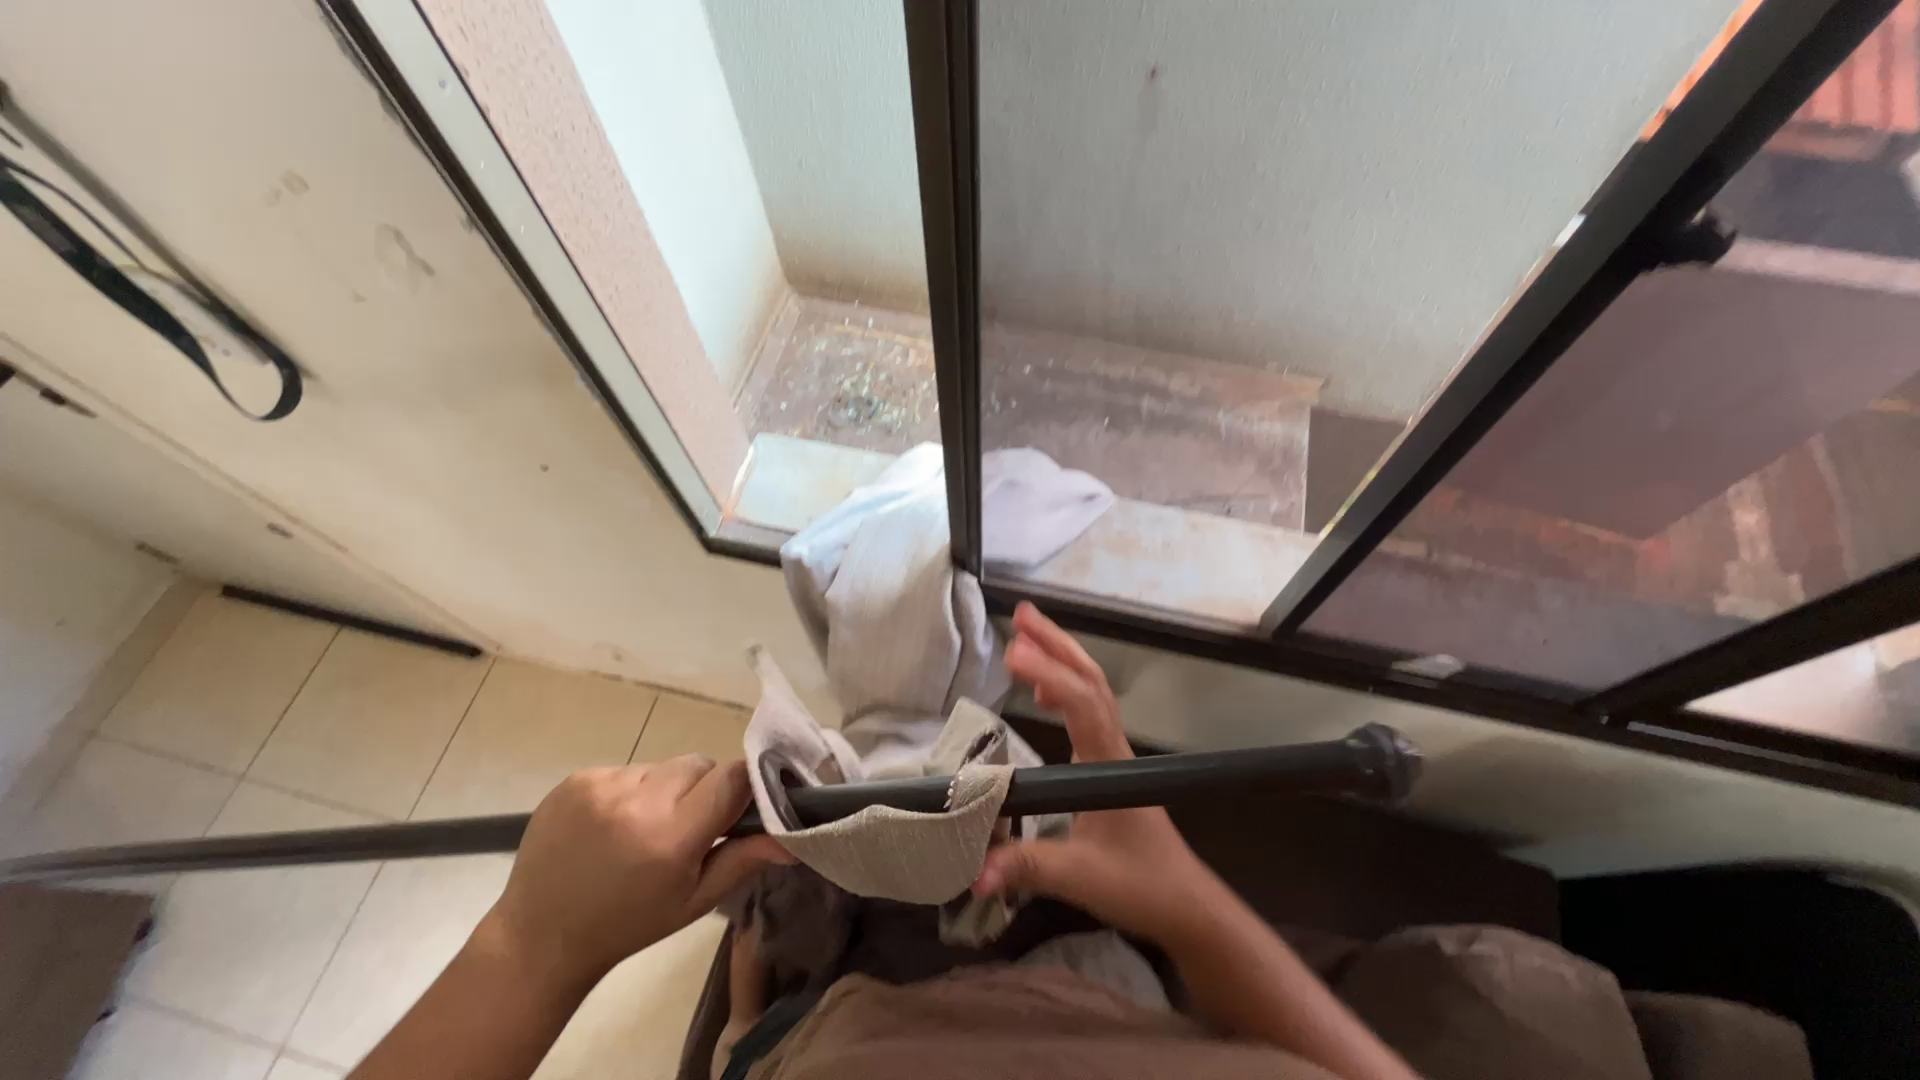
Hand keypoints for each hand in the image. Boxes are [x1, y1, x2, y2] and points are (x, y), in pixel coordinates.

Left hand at [483, 757, 790, 988]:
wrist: (540, 936)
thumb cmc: (628, 925)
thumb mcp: (694, 902)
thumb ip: (744, 860)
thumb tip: (794, 838)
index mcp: (671, 836)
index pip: (732, 777)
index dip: (744, 787)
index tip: (741, 808)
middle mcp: (638, 802)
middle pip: (699, 765)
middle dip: (704, 789)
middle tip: (690, 827)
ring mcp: (602, 786)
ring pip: (663, 767)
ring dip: (667, 790)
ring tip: (645, 829)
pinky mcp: (576, 779)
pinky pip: (627, 770)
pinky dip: (631, 792)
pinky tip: (614, 826)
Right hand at [973, 603, 1229, 945]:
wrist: (1183, 902)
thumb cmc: (1140, 885)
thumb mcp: (1080, 879)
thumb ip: (1027, 869)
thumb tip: (973, 870)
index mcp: (1110, 764)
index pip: (1083, 705)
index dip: (1050, 673)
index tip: (1012, 654)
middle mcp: (1113, 748)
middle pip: (1090, 681)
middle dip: (1056, 644)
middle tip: (1020, 615)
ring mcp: (1112, 753)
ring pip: (1091, 691)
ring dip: (1061, 658)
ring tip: (1023, 637)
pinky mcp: (1107, 765)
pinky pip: (1086, 711)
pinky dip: (1064, 688)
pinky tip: (1043, 691)